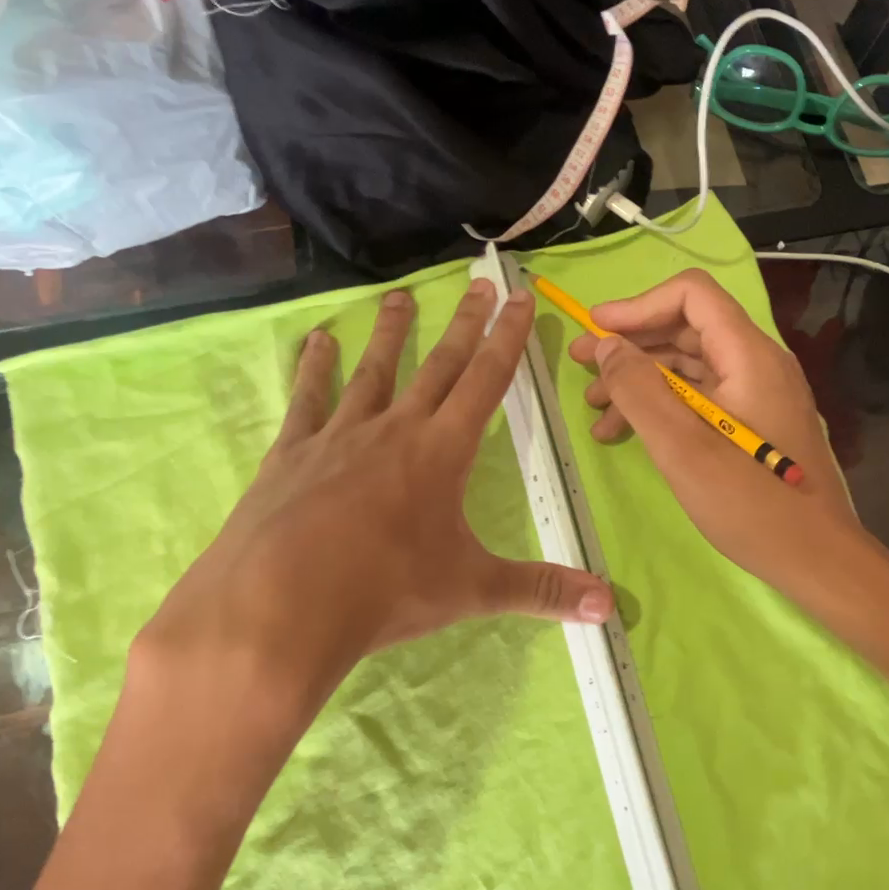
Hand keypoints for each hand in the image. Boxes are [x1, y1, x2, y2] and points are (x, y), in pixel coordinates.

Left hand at [131, 280, 613, 765]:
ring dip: (391, 332)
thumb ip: (541, 589)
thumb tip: (610, 606)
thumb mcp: (471, 590)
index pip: (486, 381)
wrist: (278, 607)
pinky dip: (314, 367)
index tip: (518, 297)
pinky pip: (308, 398)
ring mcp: (339, 435)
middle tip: (477, 283)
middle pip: (438, 364)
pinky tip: (317, 341)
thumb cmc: (385, 591)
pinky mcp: (292, 453)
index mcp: (443, 451)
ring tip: (400, 296)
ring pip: (373, 371)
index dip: (508, 338)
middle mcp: (395, 428)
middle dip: (464, 323)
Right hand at [567, 269, 871, 593]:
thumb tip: (606, 346)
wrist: (817, 559)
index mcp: (748, 355)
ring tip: (593, 409)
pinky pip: (699, 397)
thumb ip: (639, 390)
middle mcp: (756, 363)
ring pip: (688, 366)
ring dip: (639, 380)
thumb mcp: (682, 447)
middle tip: (579, 365)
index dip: (639, 305)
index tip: (596, 330)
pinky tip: (622, 434)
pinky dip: (661, 407)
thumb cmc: (751, 503)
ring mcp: (757, 393)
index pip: (692, 295)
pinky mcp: (752, 422)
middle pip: (686, 328)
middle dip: (630, 344)